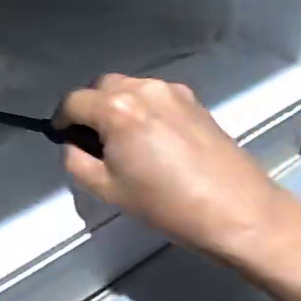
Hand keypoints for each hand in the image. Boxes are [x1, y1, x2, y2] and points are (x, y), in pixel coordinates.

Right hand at [55, 74, 299, 262]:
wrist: (239, 212)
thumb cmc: (166, 204)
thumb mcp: (105, 189)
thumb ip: (75, 160)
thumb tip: (75, 144)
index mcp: (116, 109)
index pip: (72, 101)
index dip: (61, 120)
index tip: (64, 139)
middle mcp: (142, 89)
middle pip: (99, 87)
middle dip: (89, 108)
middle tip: (92, 140)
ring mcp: (172, 92)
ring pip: (127, 87)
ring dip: (115, 105)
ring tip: (122, 140)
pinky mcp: (194, 101)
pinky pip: (153, 94)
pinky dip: (141, 107)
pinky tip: (150, 138)